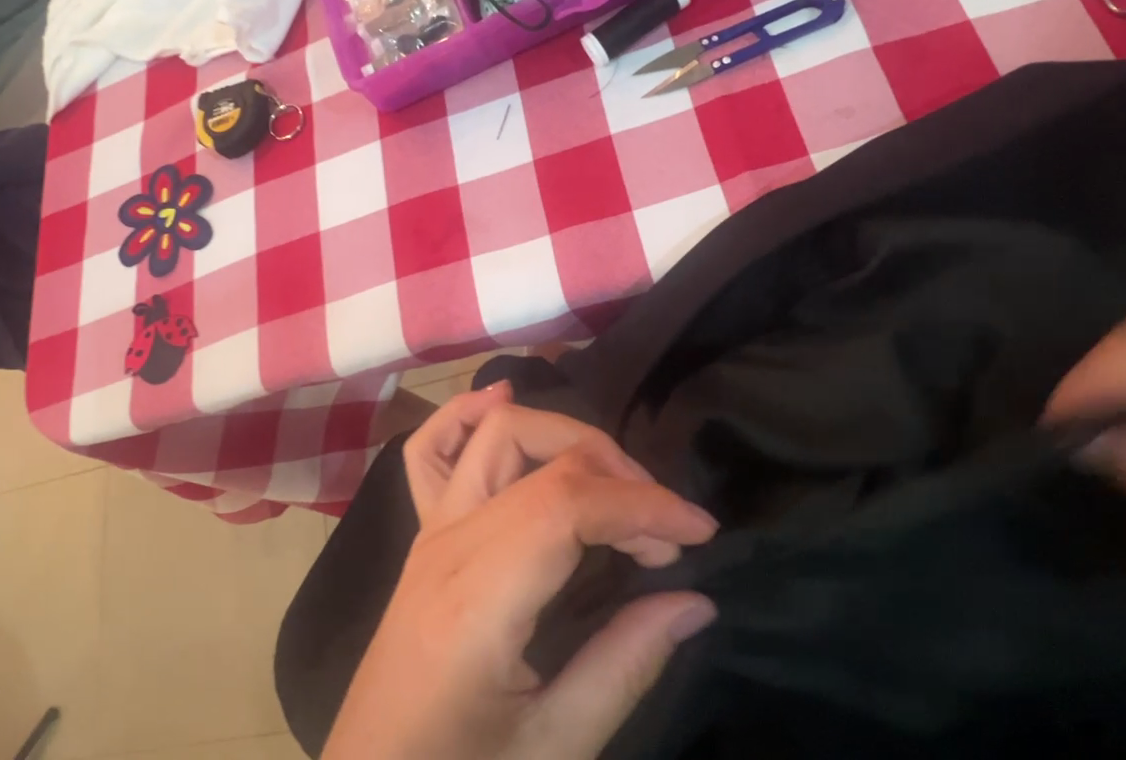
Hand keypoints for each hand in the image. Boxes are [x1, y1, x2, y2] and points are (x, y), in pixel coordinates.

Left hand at [323, 382, 719, 759]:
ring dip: (566, 441)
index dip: (643, 504)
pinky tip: (502, 400)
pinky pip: (432, 452)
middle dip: (619, 475)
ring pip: (496, 434)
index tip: (702, 534)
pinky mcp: (424, 537)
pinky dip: (467, 415)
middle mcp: (448, 545)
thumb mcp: (552, 745)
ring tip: (615, 487)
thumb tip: (696, 600)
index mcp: (477, 599)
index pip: (566, 504)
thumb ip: (625, 665)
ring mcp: (429, 534)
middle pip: (540, 457)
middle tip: (664, 538)